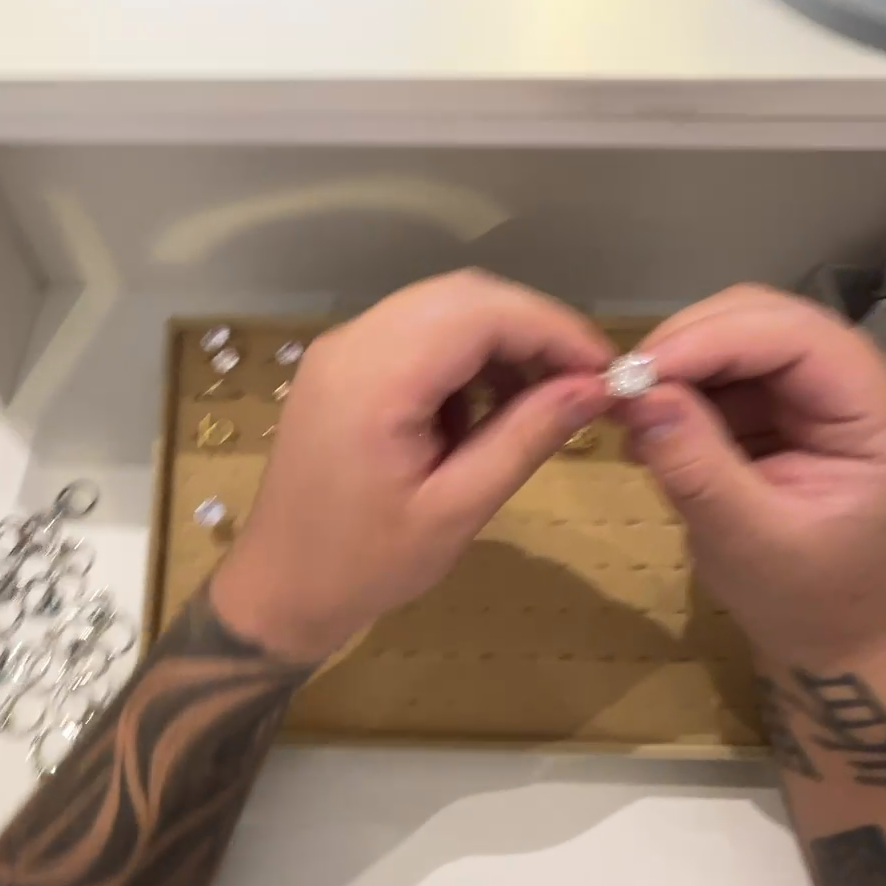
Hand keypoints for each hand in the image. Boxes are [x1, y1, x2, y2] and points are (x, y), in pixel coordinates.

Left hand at [211, 270, 615, 660]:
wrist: (280, 587)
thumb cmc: (365, 564)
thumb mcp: (456, 509)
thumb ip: (525, 438)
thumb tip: (594, 388)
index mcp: (374, 378)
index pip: (480, 311)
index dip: (552, 328)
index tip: (604, 370)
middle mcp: (350, 343)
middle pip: (460, 297)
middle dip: (528, 331)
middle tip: (576, 385)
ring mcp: (339, 351)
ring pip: (438, 311)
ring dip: (493, 345)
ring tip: (528, 407)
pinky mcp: (339, 367)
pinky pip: (412, 337)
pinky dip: (457, 360)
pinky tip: (473, 414)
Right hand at [615, 286, 885, 666]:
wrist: (815, 630)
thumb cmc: (796, 595)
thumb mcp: (742, 537)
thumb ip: (694, 464)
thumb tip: (636, 396)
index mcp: (879, 417)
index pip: (798, 338)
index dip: (712, 341)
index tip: (635, 375)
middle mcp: (855, 387)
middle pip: (765, 317)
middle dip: (687, 343)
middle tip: (624, 387)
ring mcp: (814, 391)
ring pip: (734, 332)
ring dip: (674, 362)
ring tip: (631, 411)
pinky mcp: (776, 403)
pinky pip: (716, 367)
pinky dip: (674, 385)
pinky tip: (649, 425)